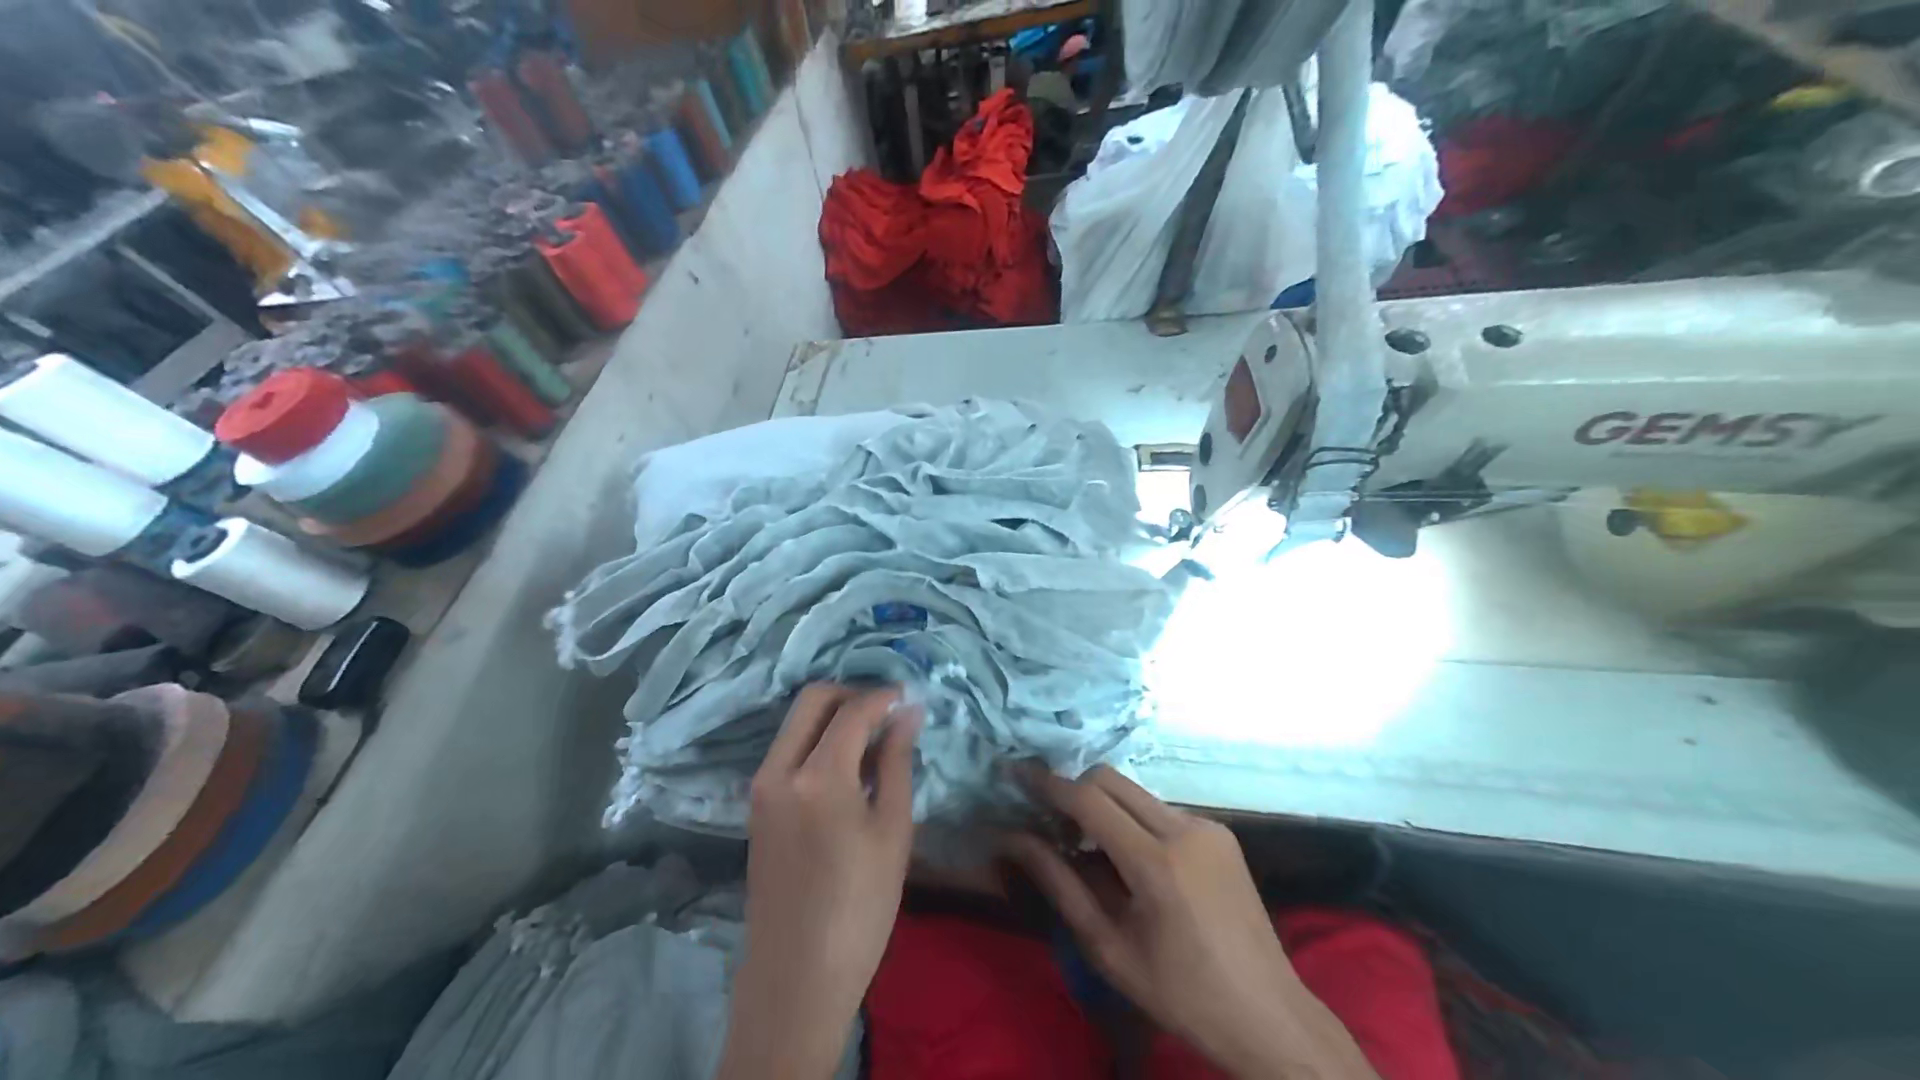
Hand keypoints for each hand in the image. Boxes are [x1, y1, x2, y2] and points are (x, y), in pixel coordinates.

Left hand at [718, 684, 920, 1079]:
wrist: (796, 974)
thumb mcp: (894, 830)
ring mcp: (760, 786)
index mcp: (818, 777)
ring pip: (795, 721)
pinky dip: (816, 739)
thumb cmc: (860, 906)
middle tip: (887, 710)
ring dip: (832, 715)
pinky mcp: (755, 803)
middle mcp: (779, 769)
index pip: (852, 711)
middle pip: (812, 700)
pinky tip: (846, 763)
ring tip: (872, 737)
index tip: (908, 697)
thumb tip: (909, 713)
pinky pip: (786, 748)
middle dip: (851, 694)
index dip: (884, 696)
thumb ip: (898, 761)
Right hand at [1003, 766, 1377, 1079]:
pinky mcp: (1222, 833)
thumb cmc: (1178, 993)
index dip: (1046, 783)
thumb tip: (1013, 839)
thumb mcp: (1107, 946)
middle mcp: (1185, 828)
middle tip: (1049, 819)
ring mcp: (1208, 826)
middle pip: (1110, 780)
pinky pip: (1161, 810)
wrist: (1267, 1015)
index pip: (1087, 799)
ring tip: (1088, 848)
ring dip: (1103, 806)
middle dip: (1073, 789)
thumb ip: (1058, 883)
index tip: (1015, 773)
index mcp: (1156, 863)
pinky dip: (1134, 821)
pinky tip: (1132, 862)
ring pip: (1135, 792)